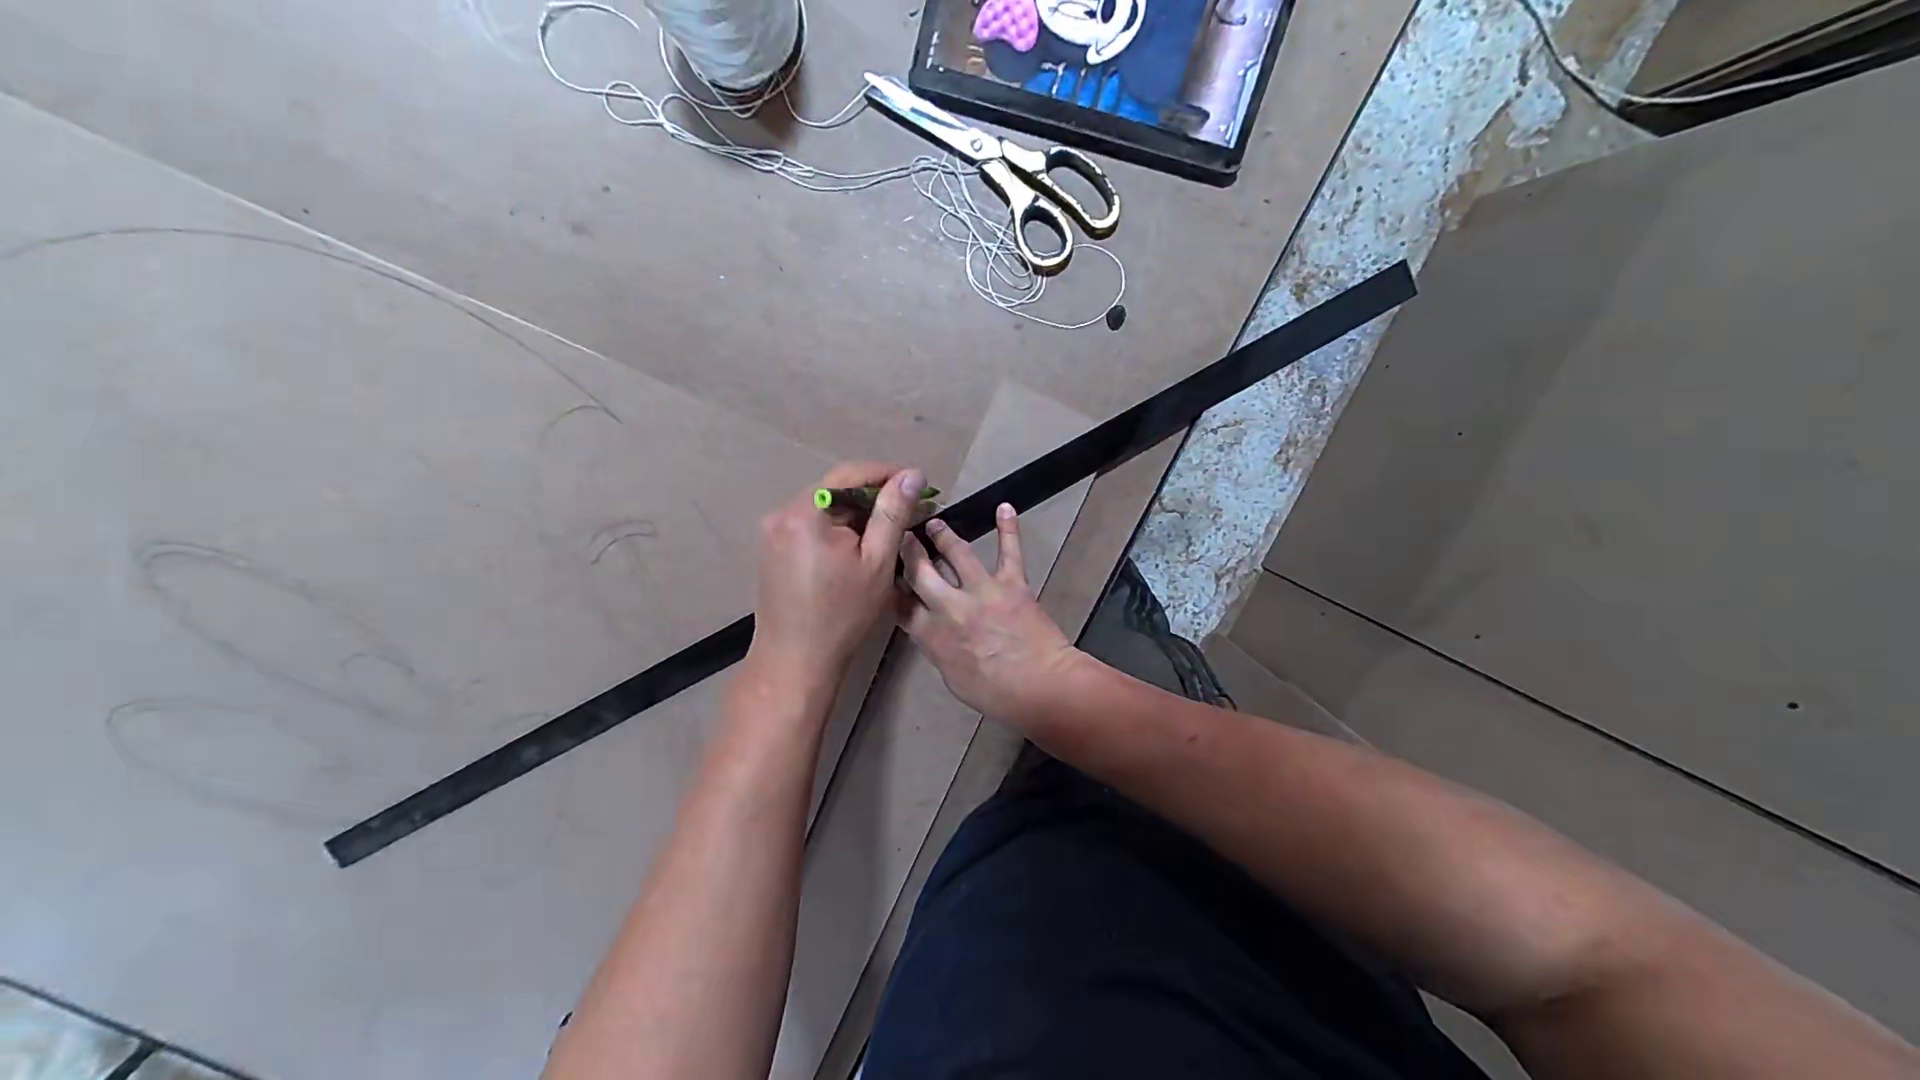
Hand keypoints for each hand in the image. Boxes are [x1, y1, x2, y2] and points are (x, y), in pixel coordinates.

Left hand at [749, 462, 923, 688]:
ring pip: (823, 507)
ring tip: (888, 530)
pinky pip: (810, 524)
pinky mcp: (771, 548)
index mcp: (804, 514)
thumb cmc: (842, 615)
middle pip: (834, 489)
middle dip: (872, 496)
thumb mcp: (877, 562)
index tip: (916, 483)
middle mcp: (781, 514)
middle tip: (908, 509)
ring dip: (855, 513)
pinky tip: (857, 546)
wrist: (795, 659)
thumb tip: (912, 474)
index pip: (849, 473)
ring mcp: (771, 531)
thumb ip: (893, 514)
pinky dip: (836, 528)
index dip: (885, 473)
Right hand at [897, 503, 1081, 723]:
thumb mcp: (952, 678)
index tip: (885, 570)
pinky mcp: (1012, 583)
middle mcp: (950, 606)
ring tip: (936, 523)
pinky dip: (1009, 528)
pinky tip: (1005, 507)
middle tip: (902, 534)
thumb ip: (938, 649)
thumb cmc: (995, 694)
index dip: (891, 584)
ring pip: (957, 552)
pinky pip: (1009, 551)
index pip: (901, 604)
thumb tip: (934, 635)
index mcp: (931, 634)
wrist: (1039, 686)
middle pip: (920, 571)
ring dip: (944, 535)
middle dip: (908, 550)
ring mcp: (981, 591)